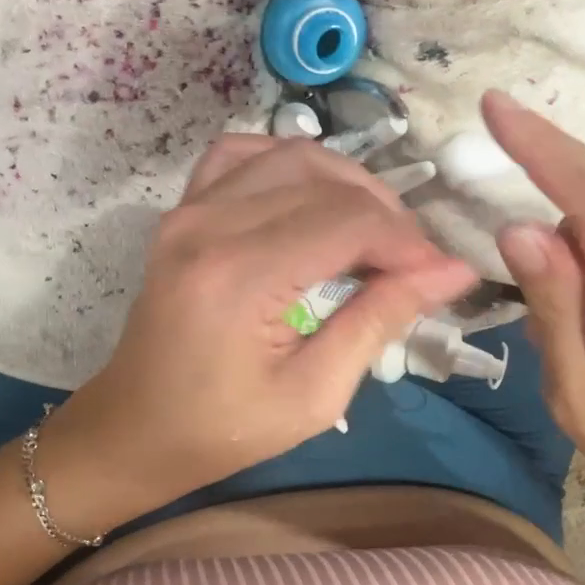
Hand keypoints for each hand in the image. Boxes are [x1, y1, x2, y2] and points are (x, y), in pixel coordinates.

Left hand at [50, 136, 477, 514]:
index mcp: (240, 275)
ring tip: (372, 231)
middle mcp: (208, 224)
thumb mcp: (312, 394)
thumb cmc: (221, 428)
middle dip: (384, 213)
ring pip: (286, 155)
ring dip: (343, 183)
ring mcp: (186, 210)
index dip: (408, 241)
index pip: (349, 220)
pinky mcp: (179, 212)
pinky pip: (238, 156)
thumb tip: (450, 271)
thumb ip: (378, 320)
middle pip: (323, 181)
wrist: (135, 428)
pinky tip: (308, 198)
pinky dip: (284, 163)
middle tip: (411, 261)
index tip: (442, 275)